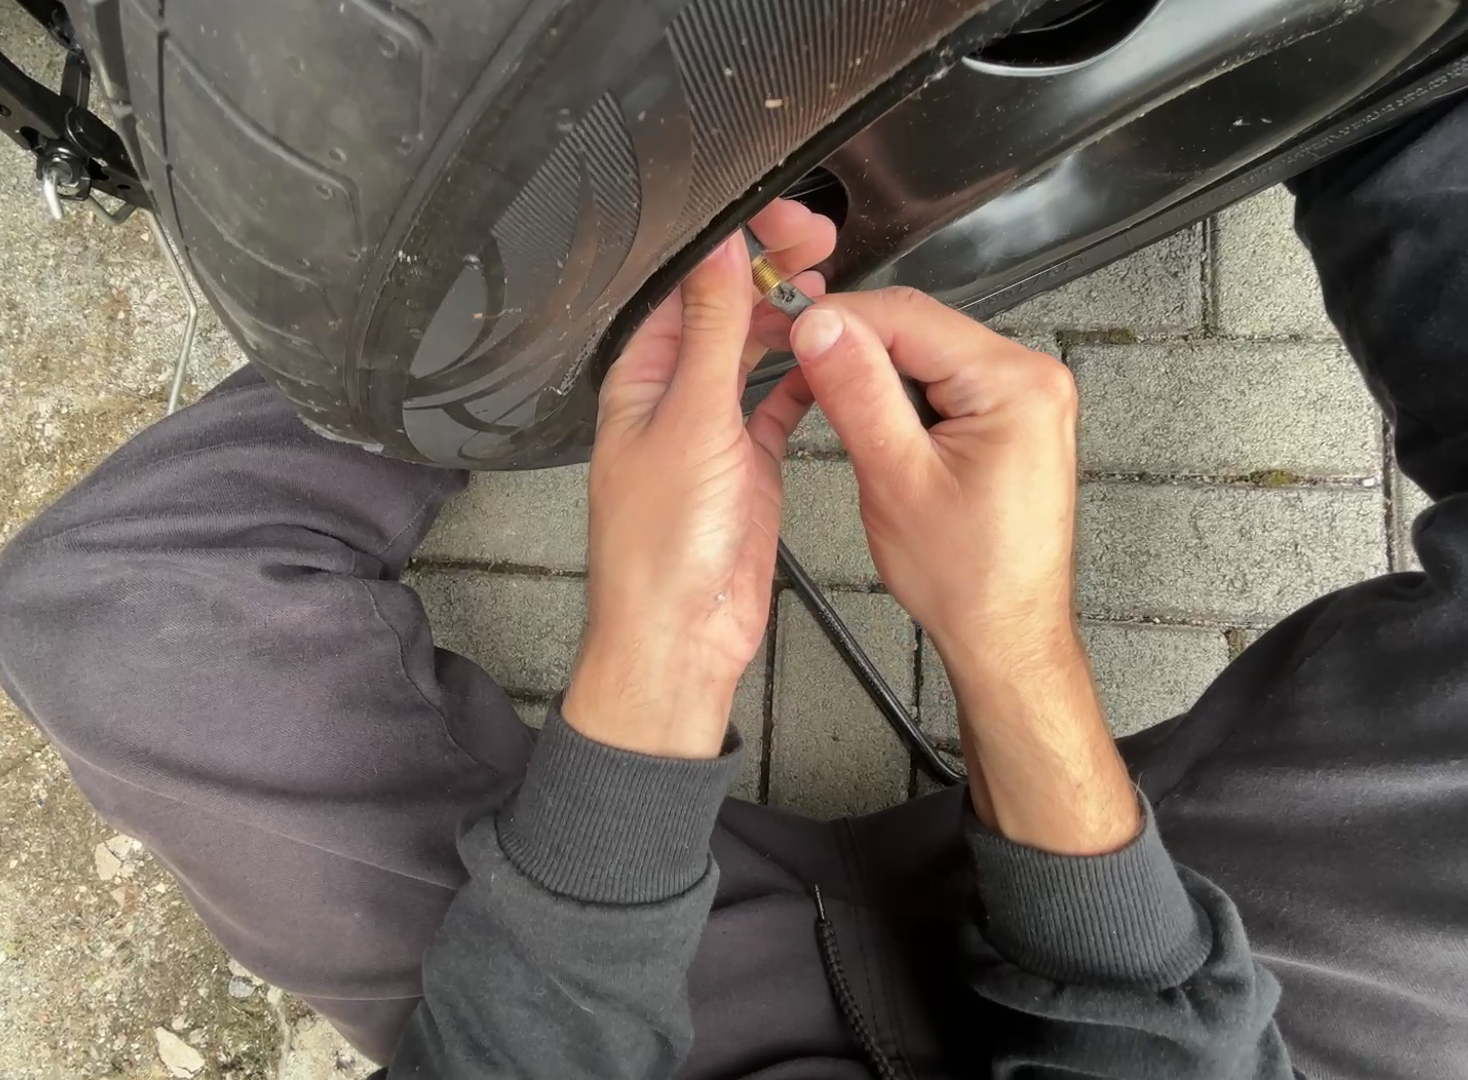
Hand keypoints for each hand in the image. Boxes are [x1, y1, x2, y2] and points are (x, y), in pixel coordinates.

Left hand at [563, 201, 832, 758]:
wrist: (681, 633)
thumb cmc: (663, 544)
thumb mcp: (691, 421)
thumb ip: (711, 332)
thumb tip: (720, 251)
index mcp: (641, 380)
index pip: (687, 287)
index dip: (736, 244)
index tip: (787, 221)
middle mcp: (672, 399)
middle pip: (721, 313)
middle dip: (767, 272)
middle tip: (821, 244)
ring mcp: (710, 431)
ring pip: (749, 356)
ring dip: (785, 322)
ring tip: (826, 294)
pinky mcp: (745, 463)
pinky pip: (774, 406)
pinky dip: (799, 379)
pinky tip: (823, 361)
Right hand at [789, 289, 1138, 852]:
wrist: (1002, 629)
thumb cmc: (965, 575)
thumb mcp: (896, 478)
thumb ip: (857, 393)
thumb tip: (820, 326)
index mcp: (1015, 383)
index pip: (907, 316)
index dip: (835, 317)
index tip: (782, 326)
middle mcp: (1029, 377)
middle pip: (918, 329)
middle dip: (849, 340)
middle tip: (789, 357)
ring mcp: (1020, 397)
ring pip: (922, 354)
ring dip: (867, 368)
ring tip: (819, 392)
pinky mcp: (1004, 418)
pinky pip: (937, 383)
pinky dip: (893, 392)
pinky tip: (864, 414)